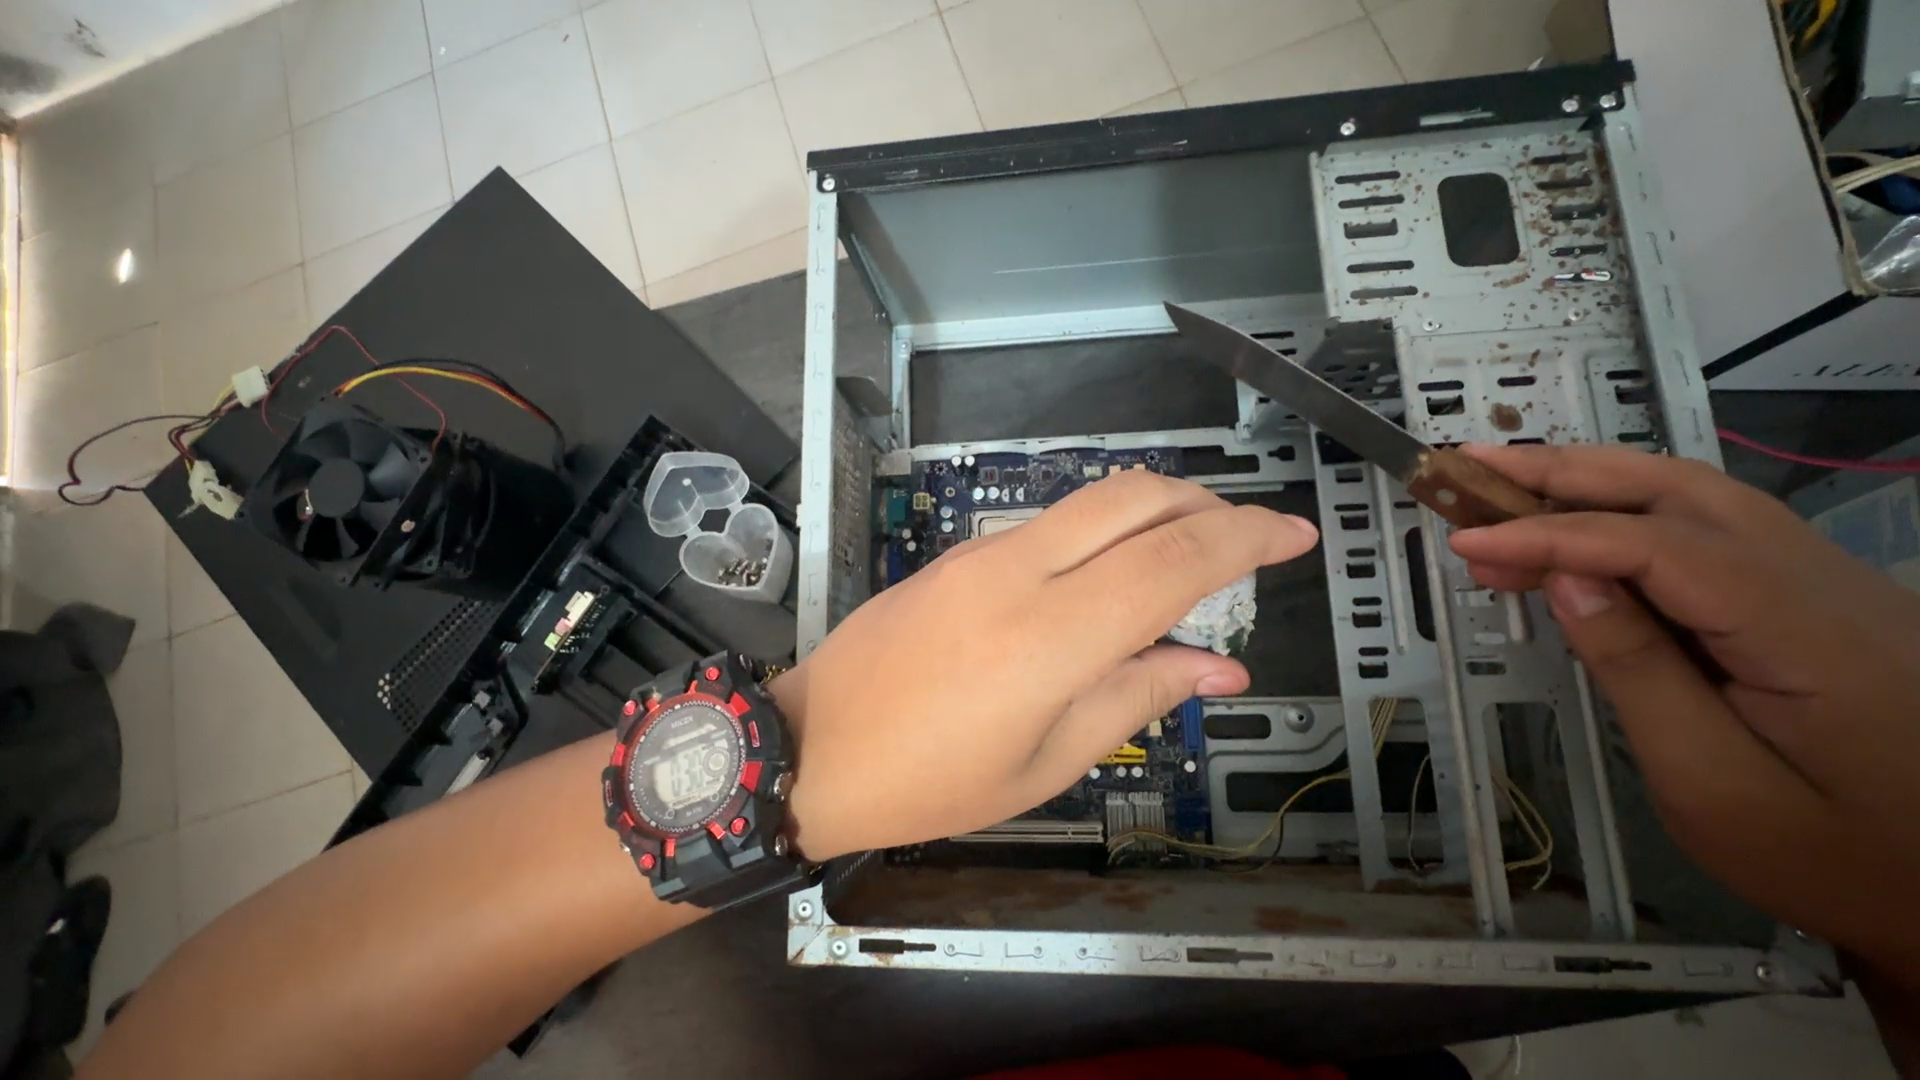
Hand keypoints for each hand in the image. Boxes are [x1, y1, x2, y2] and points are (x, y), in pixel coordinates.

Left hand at [771, 470, 1317, 861]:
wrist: (812, 746)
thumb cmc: (928, 781)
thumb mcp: (1046, 762)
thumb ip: (1137, 697)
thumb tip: (1219, 666)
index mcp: (1050, 637)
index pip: (1173, 562)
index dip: (1246, 538)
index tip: (1294, 535)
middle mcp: (1018, 572)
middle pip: (1136, 498)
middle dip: (1209, 503)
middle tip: (1252, 537)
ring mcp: (981, 554)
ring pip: (1093, 500)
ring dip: (1159, 509)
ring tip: (1196, 551)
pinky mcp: (958, 554)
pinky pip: (1051, 521)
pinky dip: (1107, 528)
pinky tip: (1118, 570)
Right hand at [1448, 444, 1919, 981]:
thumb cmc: (1829, 854)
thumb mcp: (1712, 782)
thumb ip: (1638, 669)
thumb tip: (1566, 578)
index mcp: (1808, 633)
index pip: (1659, 547)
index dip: (1552, 535)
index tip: (1465, 543)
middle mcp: (1825, 581)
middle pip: (1681, 491)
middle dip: (1565, 471)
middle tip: (1470, 468)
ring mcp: (1824, 581)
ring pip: (1694, 496)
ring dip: (1590, 481)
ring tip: (1502, 487)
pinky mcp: (1806, 595)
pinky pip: (1704, 530)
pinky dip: (1620, 514)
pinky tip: (1571, 534)